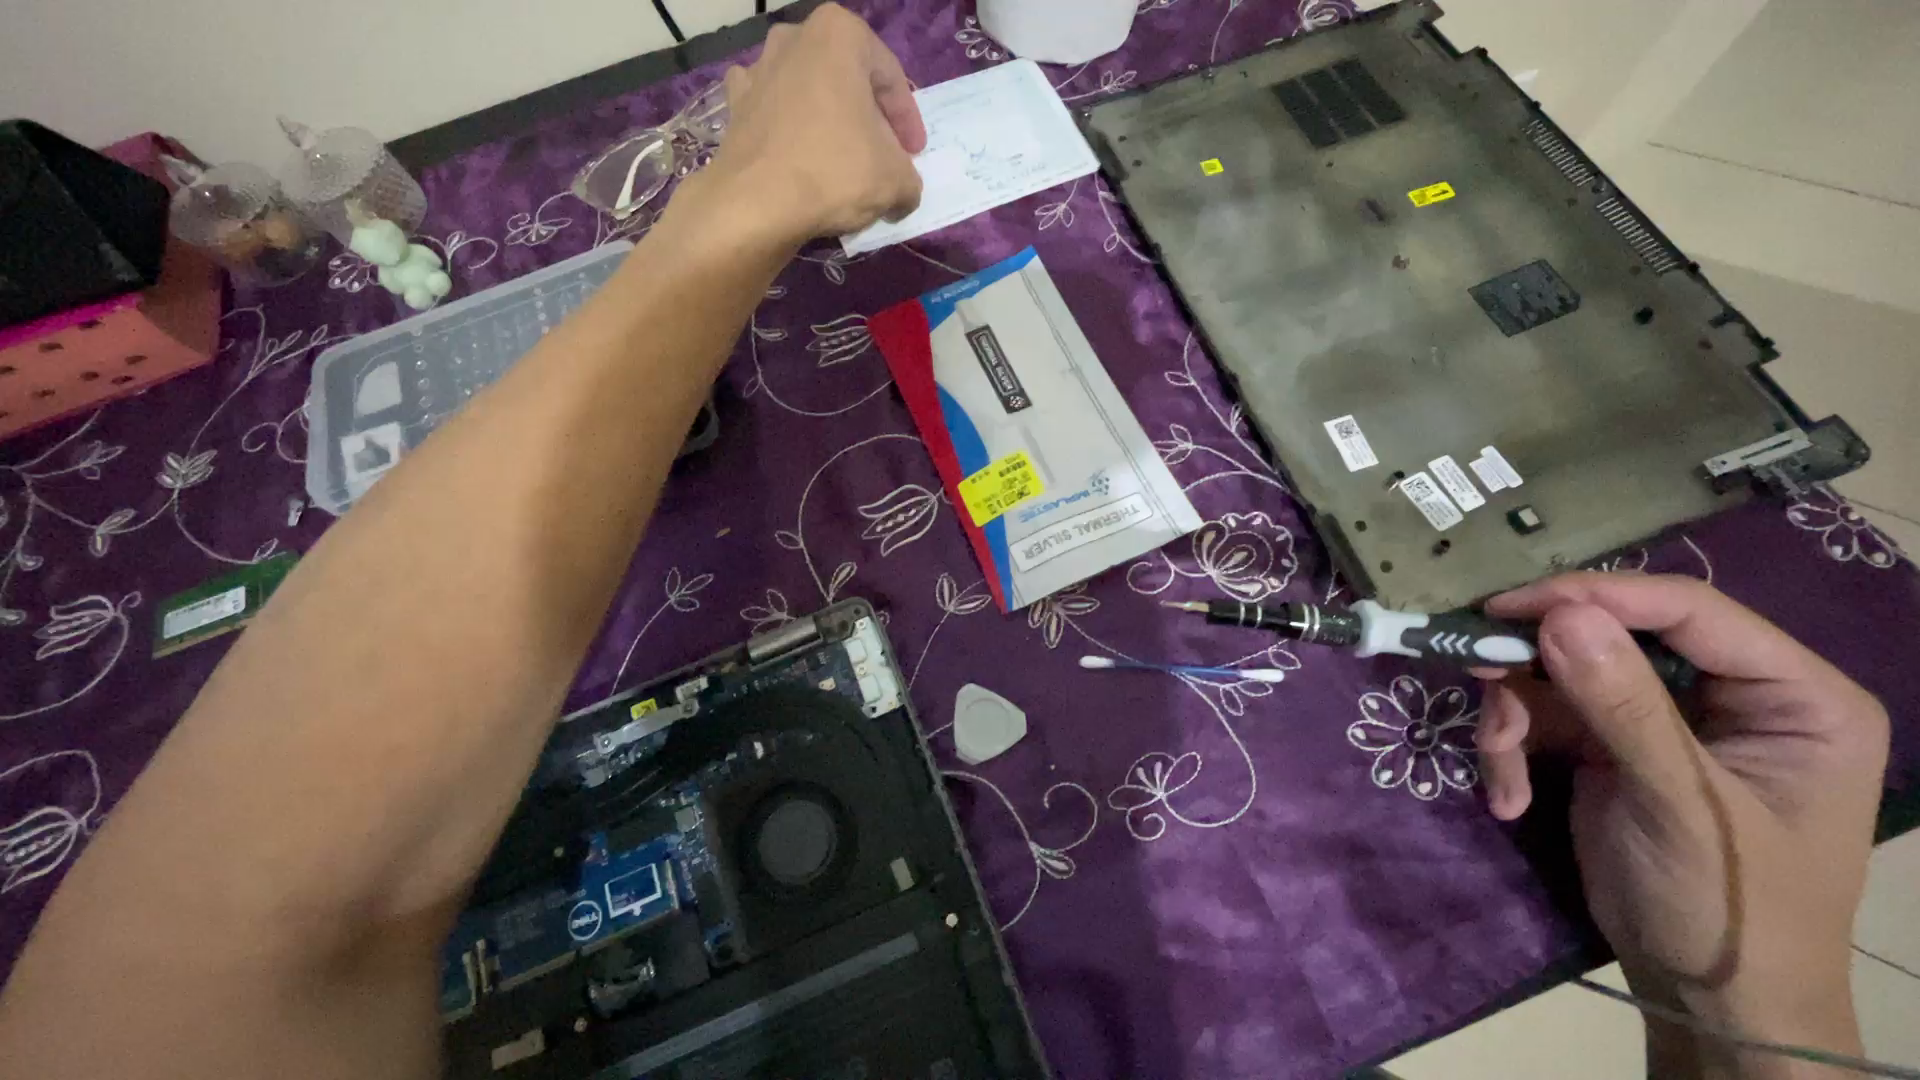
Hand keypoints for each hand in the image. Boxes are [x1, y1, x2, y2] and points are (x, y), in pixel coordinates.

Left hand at [689, 3, 924, 242]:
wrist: (756, 204)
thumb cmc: (835, 173)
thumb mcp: (896, 180)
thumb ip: (909, 177)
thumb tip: (902, 191)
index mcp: (840, 34)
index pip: (890, 79)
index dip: (908, 121)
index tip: (914, 153)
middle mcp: (795, 38)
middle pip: (849, 82)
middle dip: (868, 118)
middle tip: (883, 157)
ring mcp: (758, 69)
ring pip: (810, 95)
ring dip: (829, 123)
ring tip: (844, 162)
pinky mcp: (735, 106)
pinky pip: (776, 115)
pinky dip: (790, 132)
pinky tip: (800, 158)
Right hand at [1475, 573, 1887, 1074]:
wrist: (1704, 993)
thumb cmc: (1731, 905)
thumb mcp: (1679, 804)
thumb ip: (1624, 705)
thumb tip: (1560, 614)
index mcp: (1793, 695)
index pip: (1686, 610)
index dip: (1594, 596)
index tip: (1504, 608)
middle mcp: (1728, 691)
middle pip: (1610, 634)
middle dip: (1538, 666)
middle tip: (1478, 674)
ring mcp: (1661, 715)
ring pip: (1560, 672)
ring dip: (1515, 717)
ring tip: (1502, 770)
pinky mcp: (1608, 740)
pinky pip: (1541, 714)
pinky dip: (1513, 750)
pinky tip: (1511, 796)